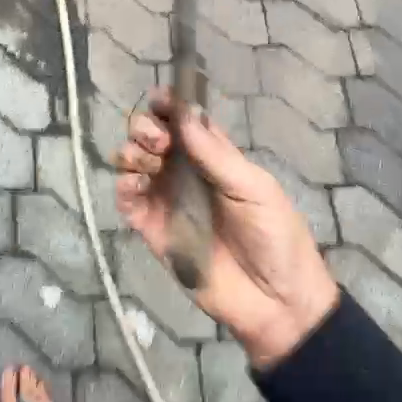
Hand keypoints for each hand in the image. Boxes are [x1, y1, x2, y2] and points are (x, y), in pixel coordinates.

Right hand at [114, 91, 339, 368]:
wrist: (277, 302)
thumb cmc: (275, 235)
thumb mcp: (253, 187)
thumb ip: (214, 152)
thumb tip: (182, 111)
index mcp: (211, 154)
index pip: (180, 118)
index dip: (167, 104)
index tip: (160, 99)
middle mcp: (182, 170)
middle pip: (148, 133)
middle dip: (144, 126)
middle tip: (159, 142)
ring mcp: (164, 198)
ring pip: (132, 160)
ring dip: (132, 151)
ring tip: (150, 162)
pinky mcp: (152, 229)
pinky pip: (126, 199)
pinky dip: (123, 185)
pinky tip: (136, 184)